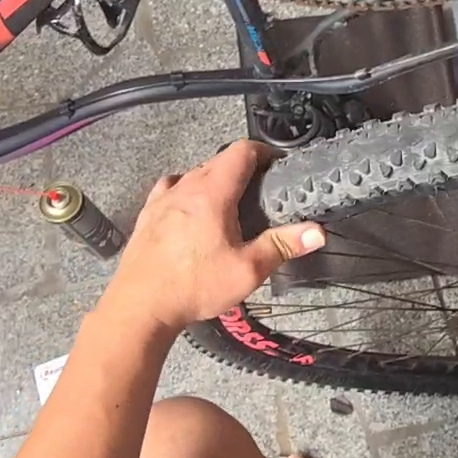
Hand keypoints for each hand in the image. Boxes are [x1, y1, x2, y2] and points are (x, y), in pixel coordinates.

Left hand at [100, 141, 325, 330]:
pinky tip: (192, 211)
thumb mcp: (247, 270)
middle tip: (262, 190)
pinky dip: (188, 192)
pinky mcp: (147, 216)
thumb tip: (317, 232)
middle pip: (218, 160)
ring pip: (194, 174)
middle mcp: (185, 187)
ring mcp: (162, 200)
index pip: (241, 151)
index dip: (264, 151)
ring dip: (215, 179)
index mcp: (212, 193)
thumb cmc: (194, 286)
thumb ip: (282, 246)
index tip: (278, 165)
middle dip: (243, 168)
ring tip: (230, 202)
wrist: (140, 307)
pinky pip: (172, 190)